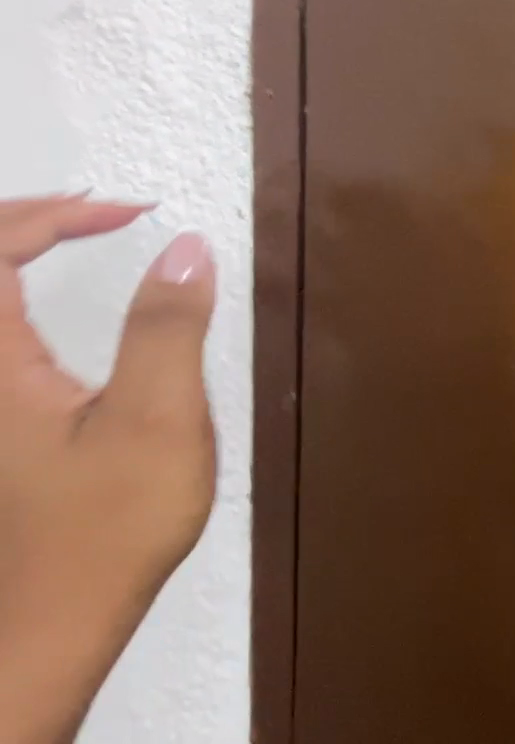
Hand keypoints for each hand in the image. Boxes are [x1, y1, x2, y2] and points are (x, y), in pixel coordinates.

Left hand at [0, 194, 216, 612]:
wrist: (51, 615)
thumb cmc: (108, 519)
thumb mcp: (155, 418)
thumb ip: (166, 327)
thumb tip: (185, 248)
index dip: (52, 217)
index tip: (135, 212)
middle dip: (20, 221)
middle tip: (100, 209)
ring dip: (5, 250)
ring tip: (70, 231)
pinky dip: (4, 288)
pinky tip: (37, 291)